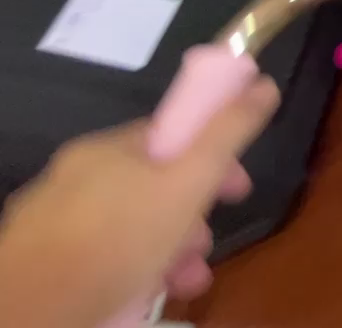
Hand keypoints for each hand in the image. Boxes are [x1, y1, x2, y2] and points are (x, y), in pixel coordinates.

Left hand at [0, 75, 278, 327]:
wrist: (30, 318)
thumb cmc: (122, 238)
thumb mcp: (194, 178)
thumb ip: (231, 128)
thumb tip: (264, 84)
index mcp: (102, 149)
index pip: (175, 135)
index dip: (215, 157)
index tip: (236, 188)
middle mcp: (67, 178)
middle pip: (155, 183)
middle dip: (193, 212)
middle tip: (207, 240)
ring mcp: (43, 225)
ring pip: (129, 222)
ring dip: (169, 244)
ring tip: (184, 273)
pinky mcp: (30, 264)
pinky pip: (100, 250)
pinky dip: (132, 263)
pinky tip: (150, 285)